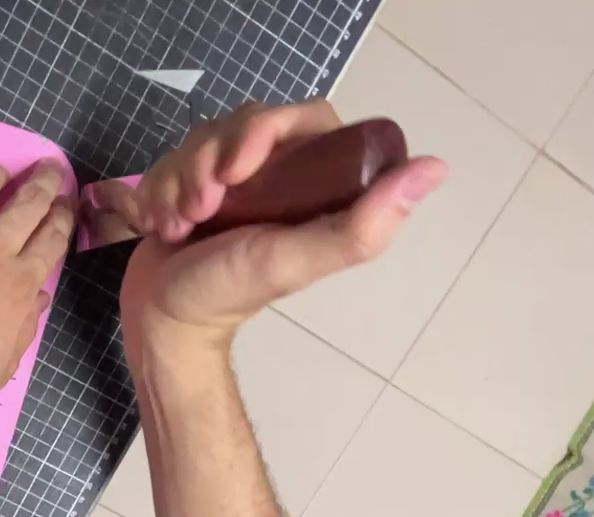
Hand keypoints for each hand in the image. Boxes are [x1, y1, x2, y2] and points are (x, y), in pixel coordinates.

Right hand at [95, 101, 445, 358]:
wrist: (161, 321)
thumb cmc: (225, 294)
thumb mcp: (292, 262)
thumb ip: (357, 227)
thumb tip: (433, 169)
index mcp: (311, 184)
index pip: (302, 118)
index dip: (264, 129)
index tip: (237, 168)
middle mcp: (272, 176)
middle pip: (242, 123)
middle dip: (208, 162)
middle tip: (201, 208)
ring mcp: (227, 183)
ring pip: (200, 142)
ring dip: (180, 182)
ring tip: (180, 225)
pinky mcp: (187, 190)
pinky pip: (170, 164)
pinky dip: (159, 194)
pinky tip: (163, 225)